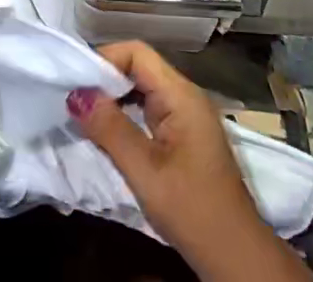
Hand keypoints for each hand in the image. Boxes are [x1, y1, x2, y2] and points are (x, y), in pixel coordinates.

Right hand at [68, 41, 311, 281]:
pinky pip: (145, 107)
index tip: (76, 83)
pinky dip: (122, 113)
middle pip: (137, 66)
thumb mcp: (144, 170)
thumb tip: (74, 92)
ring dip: (110, 97)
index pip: (136, 53)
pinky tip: (105, 131)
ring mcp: (186, 117)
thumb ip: (108, 127)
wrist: (239, 260)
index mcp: (181, 96)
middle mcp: (185, 97)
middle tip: (74, 99)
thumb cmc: (194, 211)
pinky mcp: (181, 135)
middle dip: (102, 77)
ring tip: (84, 114)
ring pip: (139, 87)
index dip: (103, 59)